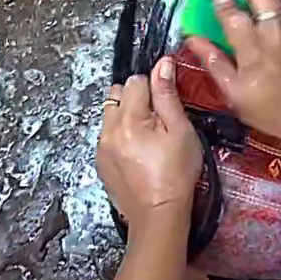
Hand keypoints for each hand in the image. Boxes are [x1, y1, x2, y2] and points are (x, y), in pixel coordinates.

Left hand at [97, 57, 201, 239]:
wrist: (158, 216)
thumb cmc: (176, 173)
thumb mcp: (180, 131)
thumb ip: (168, 95)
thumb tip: (163, 63)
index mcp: (129, 119)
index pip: (135, 81)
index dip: (154, 88)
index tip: (166, 106)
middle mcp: (108, 129)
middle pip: (117, 93)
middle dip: (136, 98)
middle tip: (156, 119)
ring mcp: (101, 146)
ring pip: (110, 113)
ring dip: (126, 115)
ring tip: (147, 136)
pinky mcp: (100, 161)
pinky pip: (107, 134)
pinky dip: (120, 134)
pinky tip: (137, 150)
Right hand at [181, 0, 280, 142]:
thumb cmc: (264, 107)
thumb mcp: (232, 90)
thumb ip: (213, 61)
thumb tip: (193, 39)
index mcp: (251, 48)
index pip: (234, 15)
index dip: (224, 2)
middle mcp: (273, 35)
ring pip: (277, 5)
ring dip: (263, 2)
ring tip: (253, 9)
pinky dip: (276, 17)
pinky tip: (271, 29)